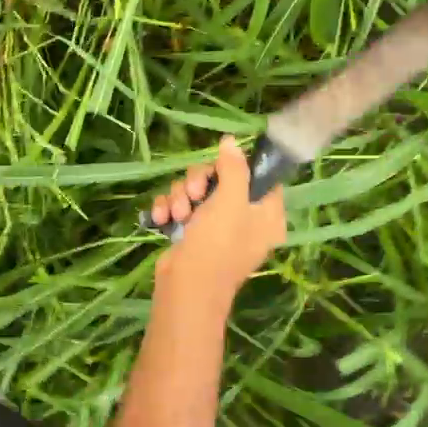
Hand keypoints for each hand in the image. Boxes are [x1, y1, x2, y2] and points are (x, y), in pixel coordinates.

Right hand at [149, 136, 285, 306]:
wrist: (186, 286)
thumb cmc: (217, 245)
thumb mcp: (230, 203)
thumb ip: (233, 170)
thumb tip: (232, 140)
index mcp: (266, 215)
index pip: (259, 178)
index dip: (237, 167)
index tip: (217, 168)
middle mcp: (244, 218)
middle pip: (220, 180)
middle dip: (197, 183)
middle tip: (191, 193)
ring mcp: (215, 225)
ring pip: (194, 191)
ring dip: (179, 197)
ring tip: (175, 214)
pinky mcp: (191, 231)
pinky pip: (179, 206)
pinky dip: (168, 209)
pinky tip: (161, 218)